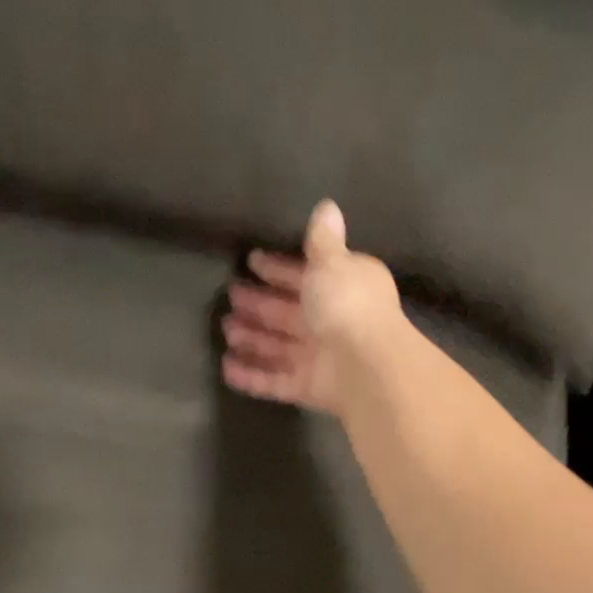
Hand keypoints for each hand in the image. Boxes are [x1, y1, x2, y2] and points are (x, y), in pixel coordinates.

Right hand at [222, 201, 406, 413]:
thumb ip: (322, 240)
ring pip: (279, 346)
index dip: (279, 269)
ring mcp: (320, 357)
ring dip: (252, 338)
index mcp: (342, 287)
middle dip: (259, 304)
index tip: (251, 261)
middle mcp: (332, 320)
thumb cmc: (347, 305)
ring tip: (225, 330)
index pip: (305, 274)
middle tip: (230, 296)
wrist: (366, 366)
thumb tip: (327, 205)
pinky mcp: (307, 387)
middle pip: (288, 312)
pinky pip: (274, 380)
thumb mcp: (332, 263)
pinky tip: (226, 369)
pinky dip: (251, 376)